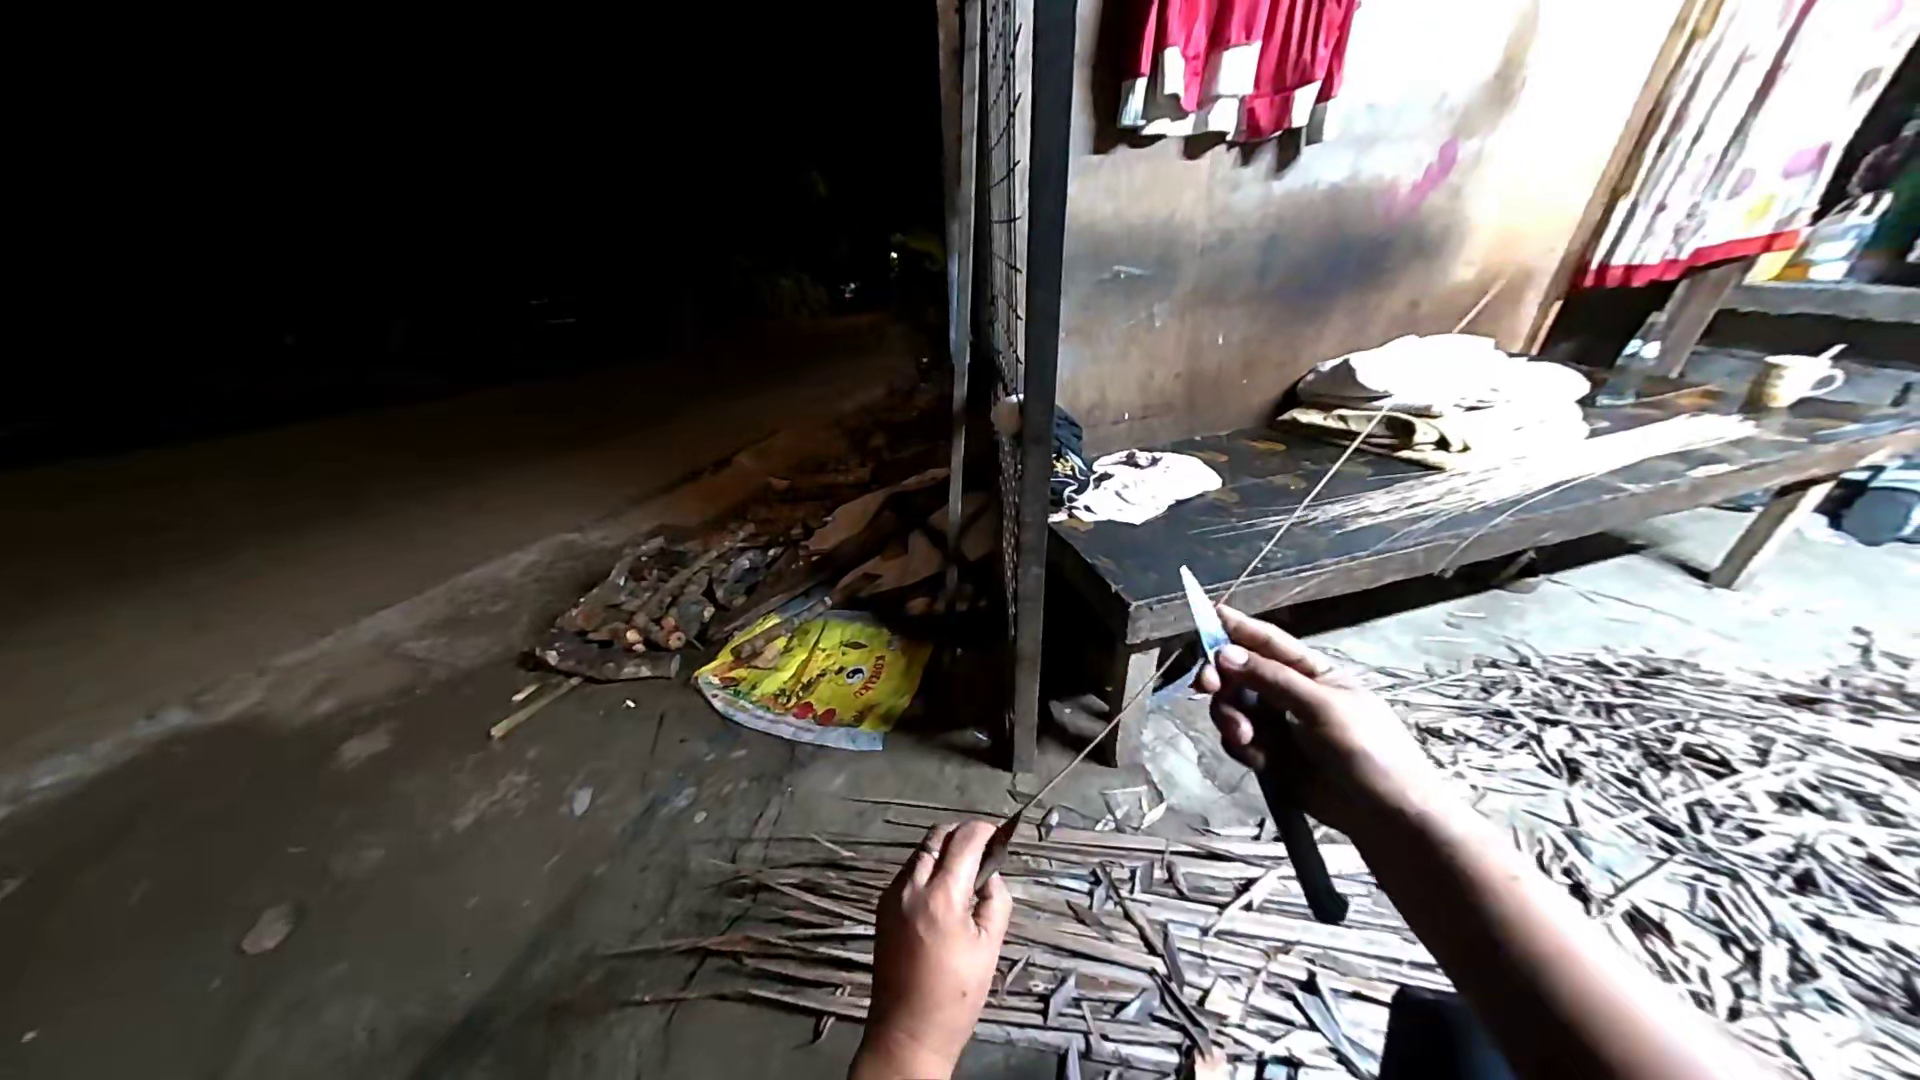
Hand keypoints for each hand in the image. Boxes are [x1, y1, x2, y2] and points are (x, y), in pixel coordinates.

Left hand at [851, 820, 1011, 1079]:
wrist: (907, 1032)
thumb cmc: (956, 995)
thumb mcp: (989, 948)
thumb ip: (996, 901)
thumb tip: (991, 873)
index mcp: (942, 896)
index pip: (964, 840)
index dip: (984, 830)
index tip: (997, 833)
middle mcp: (912, 887)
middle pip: (937, 836)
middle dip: (961, 833)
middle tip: (982, 848)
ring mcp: (893, 895)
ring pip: (921, 851)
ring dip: (943, 849)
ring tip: (963, 869)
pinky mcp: (882, 906)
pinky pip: (908, 871)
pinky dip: (927, 867)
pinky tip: (941, 889)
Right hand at [1195, 604, 1453, 840]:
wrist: (1388, 817)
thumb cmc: (1368, 750)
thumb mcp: (1322, 707)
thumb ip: (1271, 678)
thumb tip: (1224, 652)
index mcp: (1309, 671)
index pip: (1267, 641)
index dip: (1237, 627)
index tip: (1207, 614)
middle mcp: (1287, 692)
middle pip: (1238, 673)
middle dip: (1220, 677)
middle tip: (1205, 685)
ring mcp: (1276, 724)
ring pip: (1232, 706)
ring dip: (1229, 716)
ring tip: (1244, 737)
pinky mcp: (1268, 755)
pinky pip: (1237, 739)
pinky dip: (1239, 744)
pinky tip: (1255, 756)